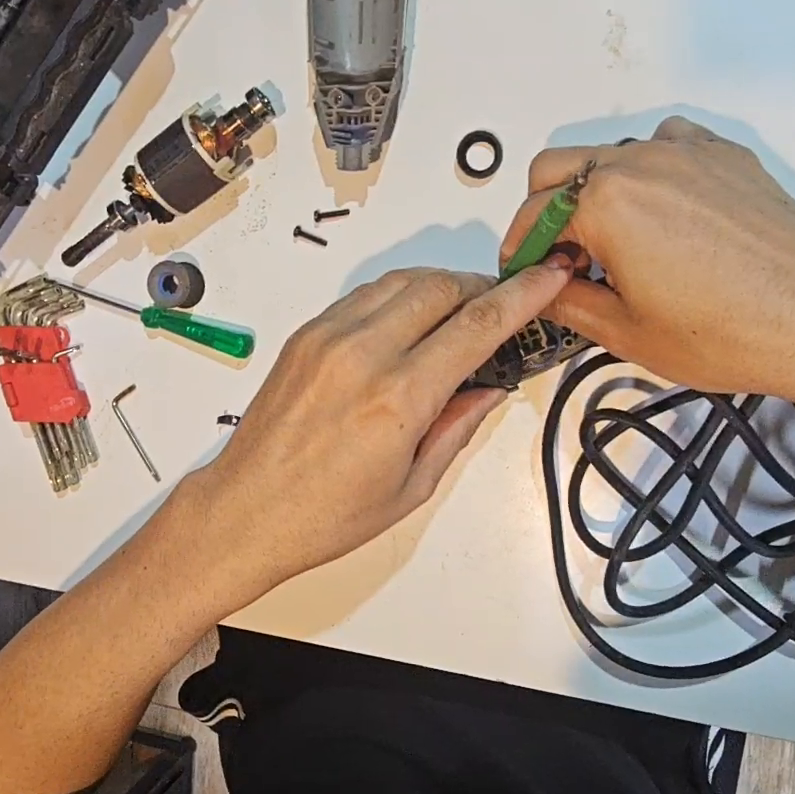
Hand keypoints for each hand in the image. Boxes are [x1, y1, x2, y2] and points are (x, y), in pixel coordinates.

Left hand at [188, 263, 571, 592]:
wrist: (246, 511)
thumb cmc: (325, 515)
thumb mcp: (411, 487)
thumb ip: (457, 428)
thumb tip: (490, 387)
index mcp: (398, 399)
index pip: (477, 326)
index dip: (522, 297)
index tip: (547, 279)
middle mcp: (362, 355)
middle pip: (441, 287)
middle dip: (482, 288)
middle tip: (501, 307)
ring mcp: (327, 338)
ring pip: (402, 281)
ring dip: (441, 286)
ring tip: (459, 313)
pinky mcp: (305, 335)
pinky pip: (365, 294)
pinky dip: (399, 295)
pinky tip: (410, 321)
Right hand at [497, 116, 794, 414]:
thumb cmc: (723, 333)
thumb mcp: (622, 331)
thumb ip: (564, 302)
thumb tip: (539, 289)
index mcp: (605, 203)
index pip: (532, 215)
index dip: (518, 251)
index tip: (523, 276)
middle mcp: (640, 163)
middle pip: (556, 167)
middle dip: (543, 212)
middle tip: (558, 260)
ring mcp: (688, 153)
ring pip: (608, 153)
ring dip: (591, 193)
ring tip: (612, 244)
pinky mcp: (726, 158)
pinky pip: (664, 146)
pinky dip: (645, 173)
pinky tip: (660, 216)